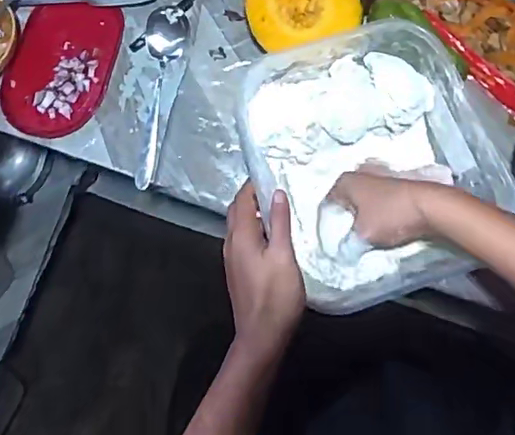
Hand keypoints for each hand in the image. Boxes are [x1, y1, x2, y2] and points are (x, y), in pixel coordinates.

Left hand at [222, 182, 304, 358]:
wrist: (261, 339)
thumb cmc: (275, 297)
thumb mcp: (284, 255)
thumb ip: (279, 222)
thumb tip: (276, 193)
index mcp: (240, 236)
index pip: (242, 199)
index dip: (254, 184)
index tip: (271, 175)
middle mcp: (230, 243)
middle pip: (236, 210)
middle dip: (252, 196)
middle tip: (275, 191)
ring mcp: (231, 258)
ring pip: (238, 225)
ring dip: (252, 213)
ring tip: (276, 211)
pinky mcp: (236, 271)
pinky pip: (241, 239)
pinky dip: (252, 229)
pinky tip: (270, 237)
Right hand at [324, 167, 450, 247]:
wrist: (428, 205)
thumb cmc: (390, 216)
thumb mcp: (363, 236)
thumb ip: (348, 241)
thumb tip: (344, 245)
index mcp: (345, 181)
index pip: (328, 201)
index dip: (329, 220)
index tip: (334, 237)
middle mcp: (359, 173)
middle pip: (346, 198)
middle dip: (348, 215)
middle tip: (351, 234)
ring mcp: (378, 174)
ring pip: (364, 198)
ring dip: (365, 213)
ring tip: (369, 232)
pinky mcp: (395, 181)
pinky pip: (379, 198)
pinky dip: (379, 209)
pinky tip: (384, 222)